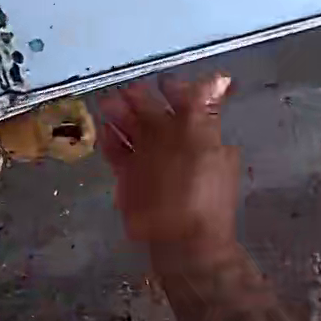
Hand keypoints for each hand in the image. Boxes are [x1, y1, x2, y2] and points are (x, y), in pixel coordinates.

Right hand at [97, 74, 238, 250]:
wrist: (182, 242)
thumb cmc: (193, 191)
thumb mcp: (199, 145)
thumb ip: (200, 112)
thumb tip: (219, 78)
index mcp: (198, 136)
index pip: (185, 104)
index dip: (171, 90)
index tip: (155, 80)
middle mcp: (175, 146)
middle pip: (154, 116)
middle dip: (137, 102)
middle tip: (119, 92)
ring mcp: (152, 163)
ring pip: (134, 133)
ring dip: (120, 118)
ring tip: (104, 105)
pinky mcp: (132, 179)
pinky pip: (119, 154)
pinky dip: (111, 142)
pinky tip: (101, 130)